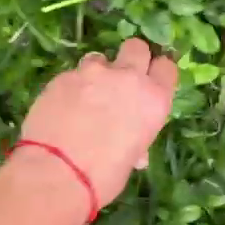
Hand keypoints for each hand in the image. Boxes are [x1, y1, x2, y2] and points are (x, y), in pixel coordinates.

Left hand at [17, 39, 177, 205]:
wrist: (57, 173)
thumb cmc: (104, 177)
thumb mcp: (130, 159)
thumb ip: (135, 139)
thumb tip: (134, 149)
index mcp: (153, 100)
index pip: (166, 68)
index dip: (158, 72)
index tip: (150, 81)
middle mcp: (128, 78)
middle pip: (136, 47)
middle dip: (130, 57)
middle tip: (120, 78)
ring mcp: (93, 73)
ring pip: (99, 57)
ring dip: (96, 72)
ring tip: (85, 95)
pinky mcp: (63, 76)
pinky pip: (72, 74)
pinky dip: (71, 87)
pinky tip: (61, 107)